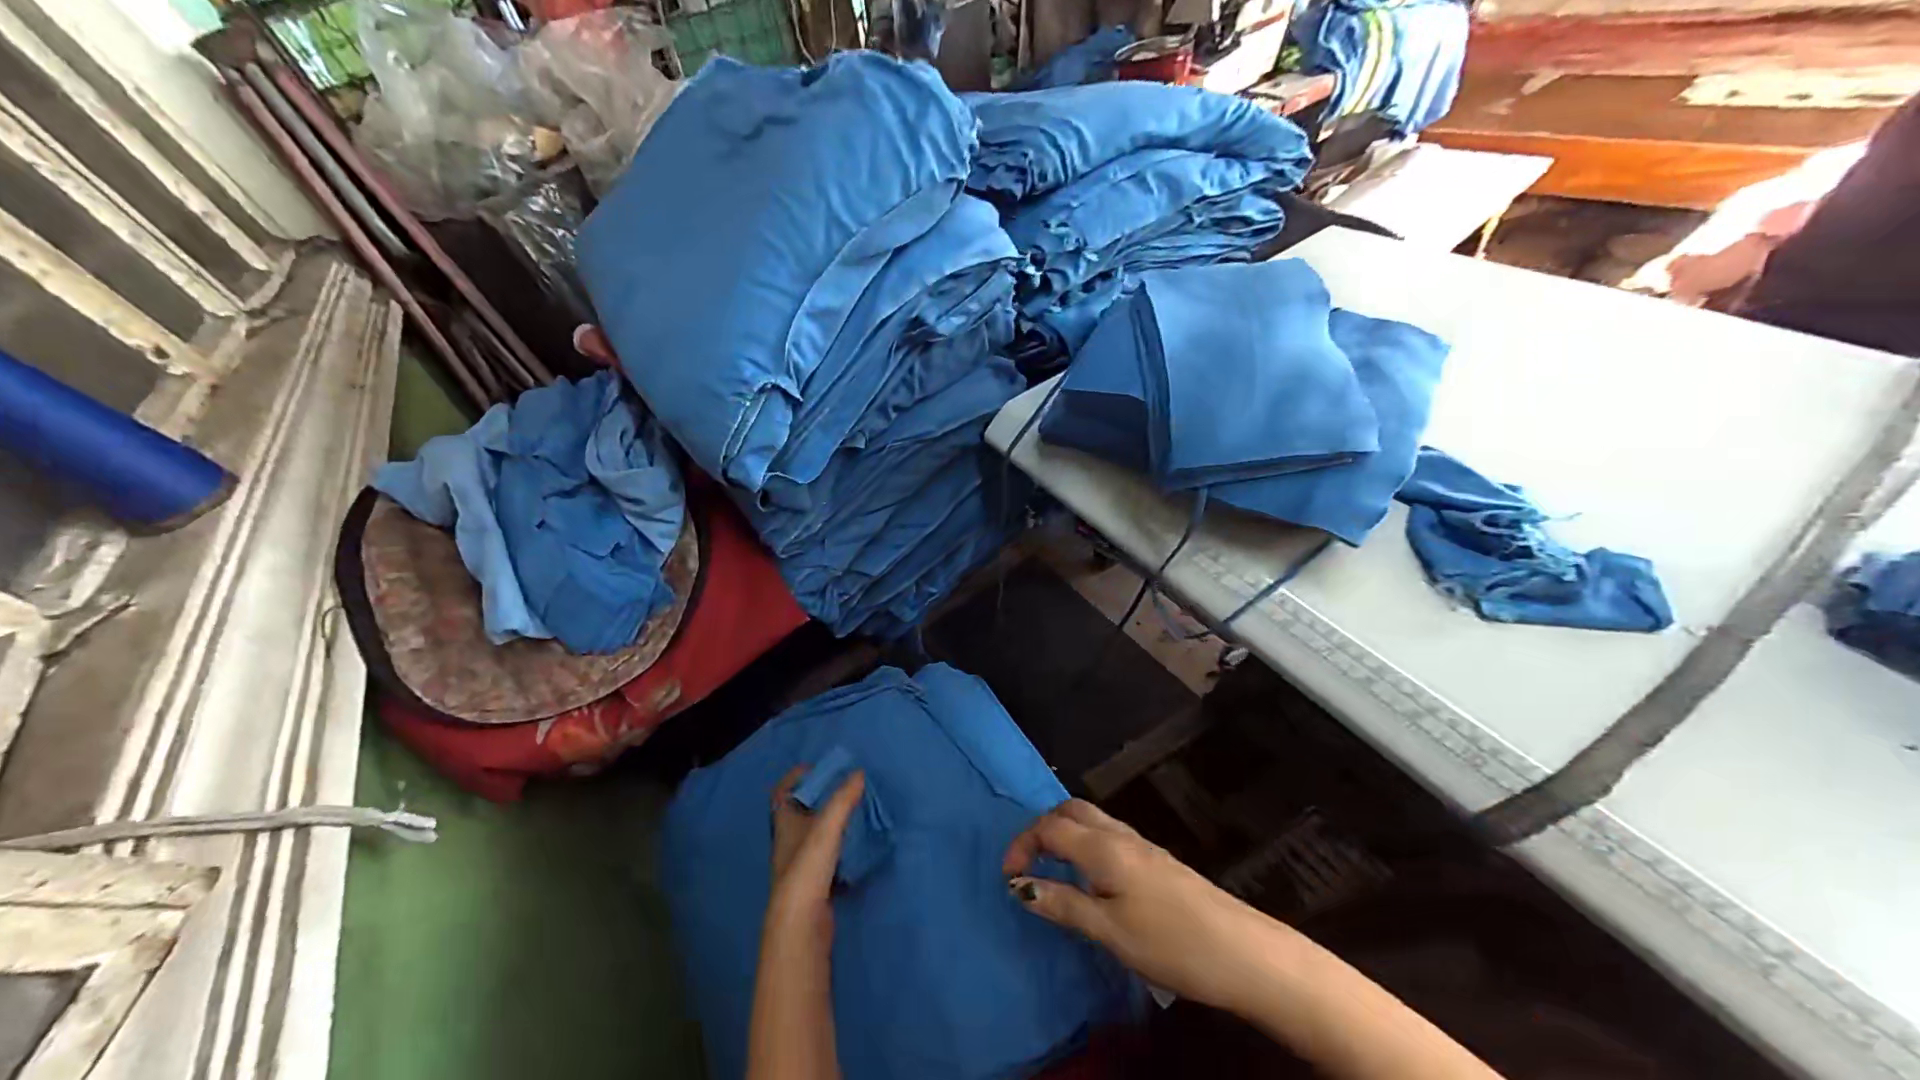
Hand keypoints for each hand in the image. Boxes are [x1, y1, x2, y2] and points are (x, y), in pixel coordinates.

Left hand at [766, 766, 865, 947]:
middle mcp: (788, 841)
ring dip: (833, 821)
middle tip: (847, 788)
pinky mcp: (815, 882)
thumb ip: (843, 799)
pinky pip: (828, 855)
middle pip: (801, 811)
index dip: (796, 777)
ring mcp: (800, 864)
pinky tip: (858, 845)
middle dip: (822, 797)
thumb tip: (859, 773)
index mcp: (784, 824)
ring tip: (857, 811)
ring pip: (815, 834)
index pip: (782, 792)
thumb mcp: (826, 827)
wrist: (801, 925)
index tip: (821, 769)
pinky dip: (841, 846)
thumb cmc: (806, 869)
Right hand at [1003, 799, 1278, 1013]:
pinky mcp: (1157, 861)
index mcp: (1104, 847)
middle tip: (1027, 864)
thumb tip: (1018, 885)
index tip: (1008, 878)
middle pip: (1071, 810)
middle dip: (1041, 828)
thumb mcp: (1108, 931)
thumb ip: (1062, 903)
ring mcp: (1143, 846)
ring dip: (1064, 833)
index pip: (1050, 826)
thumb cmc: (1171, 943)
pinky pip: (1108, 835)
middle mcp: (1121, 836)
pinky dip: (1085, 843)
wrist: (1244, 953)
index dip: (1022, 844)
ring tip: (1051, 870)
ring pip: (1092, 821)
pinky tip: (1090, 878)